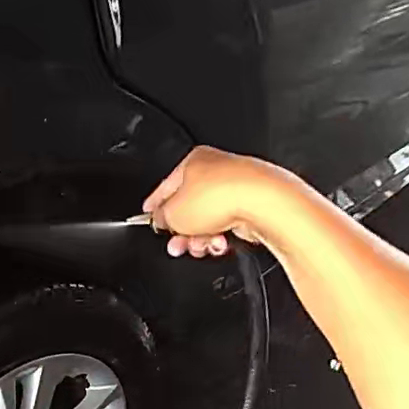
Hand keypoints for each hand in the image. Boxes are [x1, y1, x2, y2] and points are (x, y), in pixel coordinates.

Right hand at [141, 146, 306, 258]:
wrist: (261, 204)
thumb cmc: (221, 197)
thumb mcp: (173, 213)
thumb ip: (160, 218)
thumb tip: (160, 221)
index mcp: (193, 162)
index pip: (165, 187)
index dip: (154, 206)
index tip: (146, 218)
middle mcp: (214, 172)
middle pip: (188, 209)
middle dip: (181, 232)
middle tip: (176, 244)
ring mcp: (233, 189)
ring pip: (206, 222)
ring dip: (199, 239)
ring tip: (200, 245)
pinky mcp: (248, 207)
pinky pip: (225, 228)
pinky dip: (219, 239)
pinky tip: (220, 242)